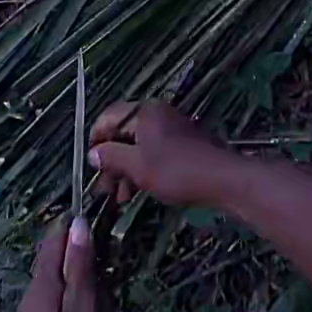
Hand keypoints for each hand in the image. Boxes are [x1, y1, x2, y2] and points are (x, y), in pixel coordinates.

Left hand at [12, 216, 97, 311]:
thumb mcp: (81, 311)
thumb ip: (79, 268)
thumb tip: (78, 223)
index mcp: (41, 284)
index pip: (54, 238)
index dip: (75, 224)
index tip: (101, 218)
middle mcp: (30, 294)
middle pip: (54, 258)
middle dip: (80, 253)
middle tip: (108, 260)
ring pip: (56, 280)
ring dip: (79, 277)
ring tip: (103, 290)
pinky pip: (54, 300)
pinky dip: (73, 297)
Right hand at [87, 101, 241, 207]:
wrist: (222, 178)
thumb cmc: (175, 170)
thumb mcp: (137, 166)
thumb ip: (112, 157)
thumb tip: (92, 153)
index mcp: (144, 112)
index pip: (109, 116)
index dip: (95, 139)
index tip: (89, 165)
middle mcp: (156, 114)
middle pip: (123, 132)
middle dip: (111, 161)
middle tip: (103, 190)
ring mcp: (170, 127)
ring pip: (138, 145)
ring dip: (125, 169)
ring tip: (119, 199)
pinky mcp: (181, 143)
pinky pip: (153, 151)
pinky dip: (142, 168)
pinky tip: (137, 191)